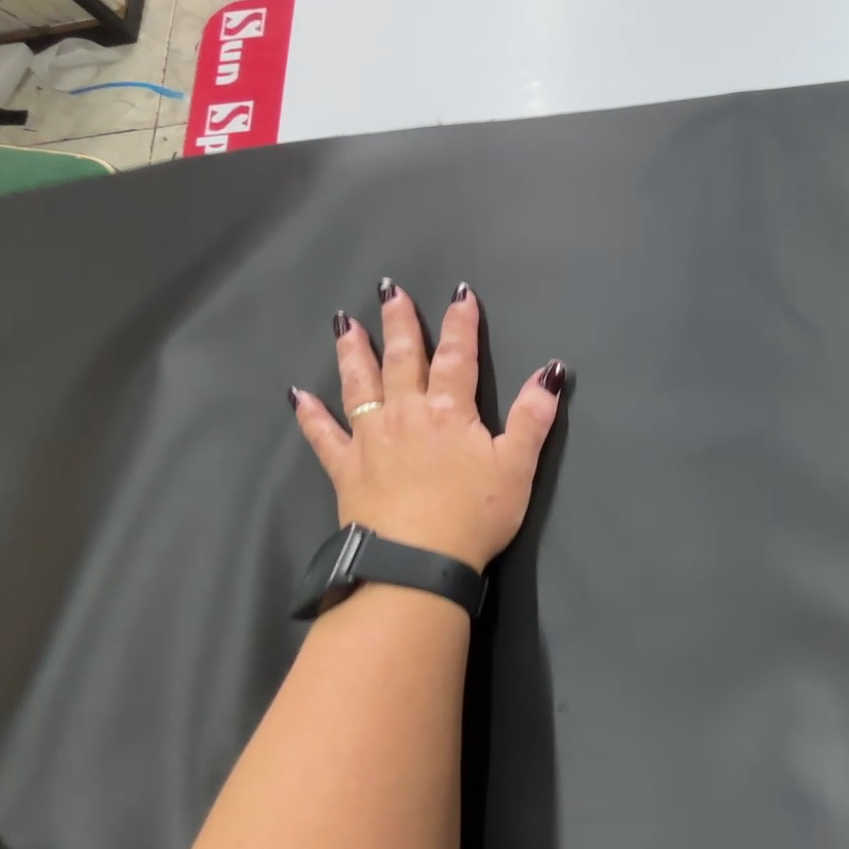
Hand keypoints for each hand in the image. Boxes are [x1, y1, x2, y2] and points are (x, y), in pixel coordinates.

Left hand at [289, 280, 565, 570]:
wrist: (416, 557)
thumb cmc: (476, 512)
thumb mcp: (518, 465)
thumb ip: (533, 417)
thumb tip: (550, 371)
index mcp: (450, 411)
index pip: (458, 358)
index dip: (461, 325)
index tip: (460, 294)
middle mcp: (406, 414)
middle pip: (402, 360)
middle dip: (399, 324)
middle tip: (389, 291)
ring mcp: (370, 438)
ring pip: (360, 385)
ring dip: (353, 352)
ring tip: (343, 324)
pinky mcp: (346, 467)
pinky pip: (324, 434)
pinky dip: (311, 414)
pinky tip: (298, 397)